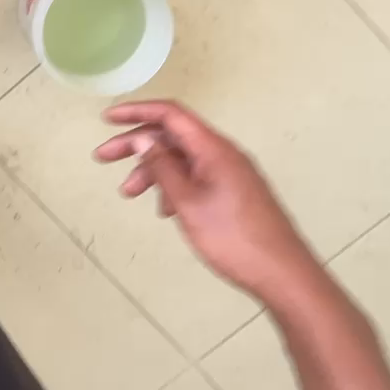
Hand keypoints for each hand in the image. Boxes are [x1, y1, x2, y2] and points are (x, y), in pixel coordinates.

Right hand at [95, 101, 323, 306]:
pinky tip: (164, 209)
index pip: (170, 114)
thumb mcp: (187, 202)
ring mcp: (231, 174)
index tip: (107, 119)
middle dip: (135, 144)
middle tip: (103, 158)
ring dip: (152, 171)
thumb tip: (143, 138)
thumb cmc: (232, 238)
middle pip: (172, 136)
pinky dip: (173, 185)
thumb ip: (162, 166)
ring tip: (129, 194)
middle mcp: (223, 154)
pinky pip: (195, 176)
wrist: (286, 277)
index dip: (136, 111)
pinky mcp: (234, 193)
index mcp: (214, 149)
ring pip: (181, 159)